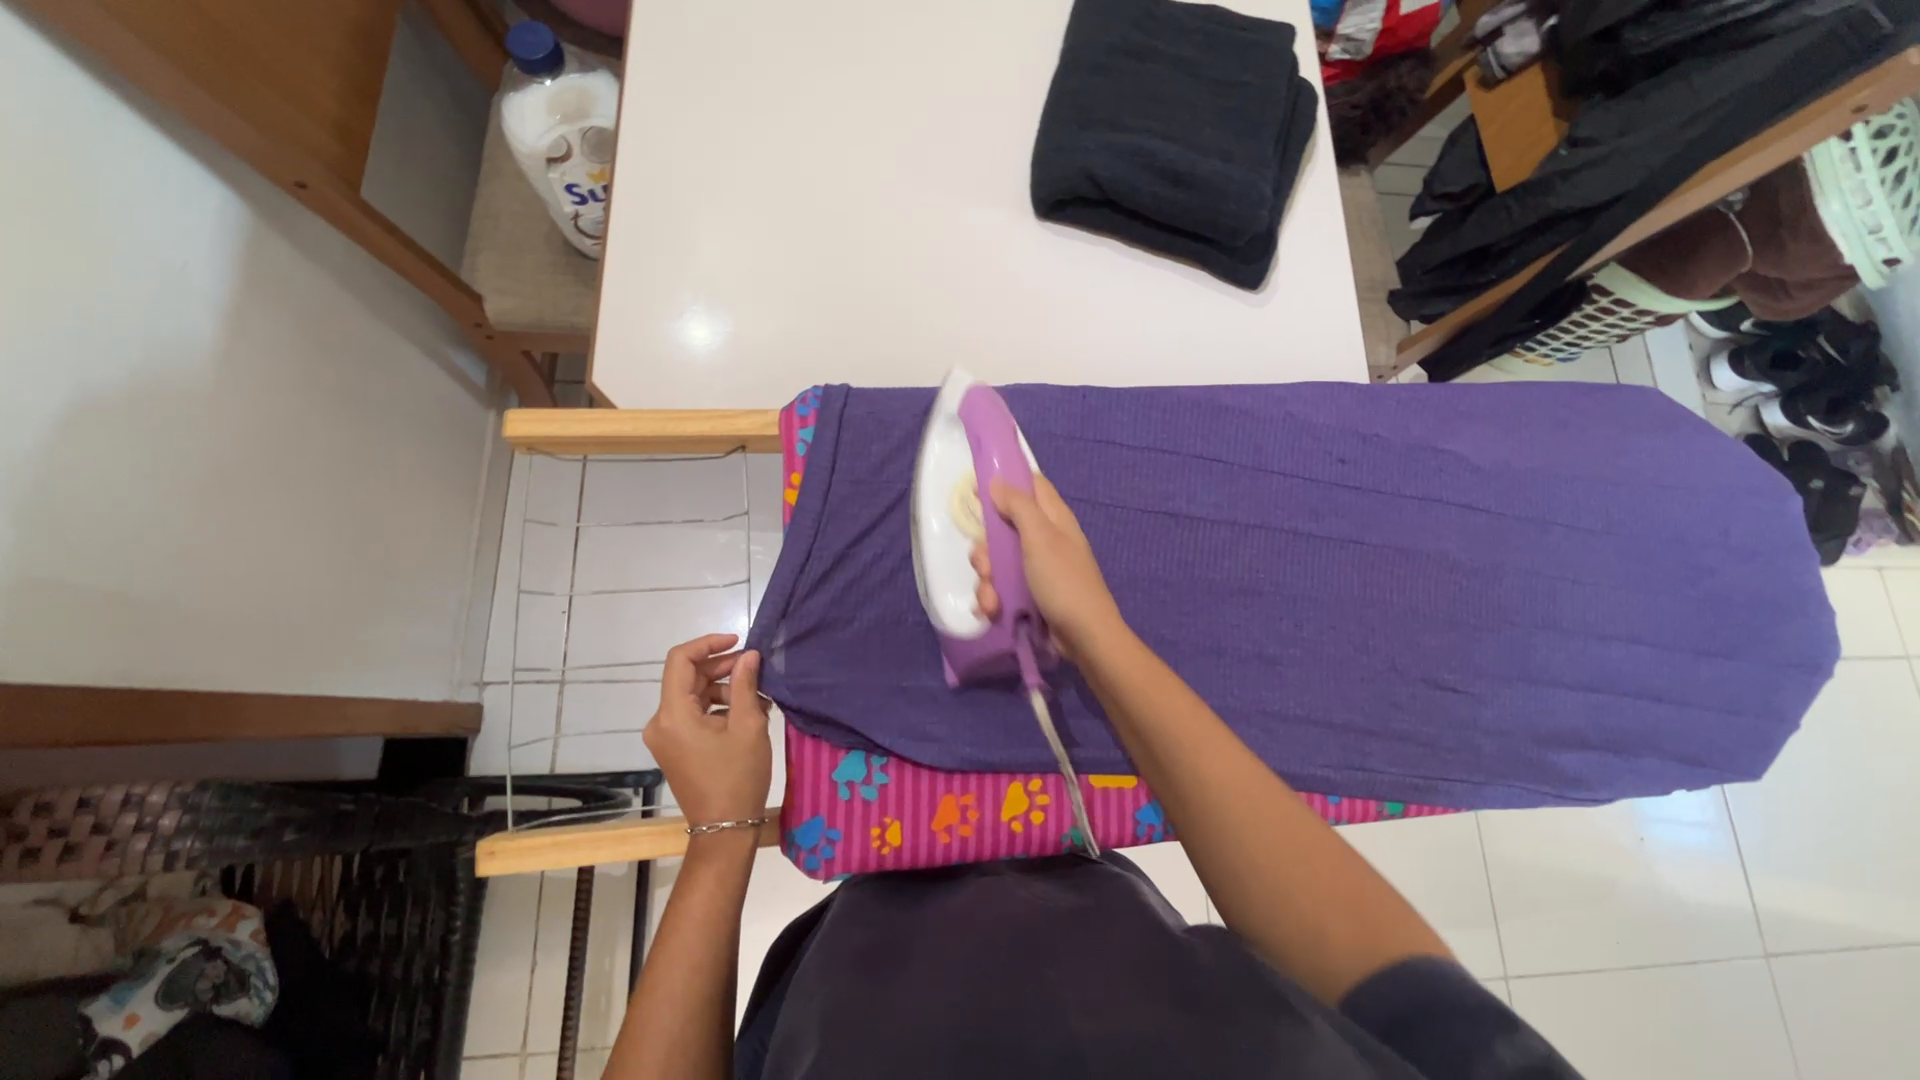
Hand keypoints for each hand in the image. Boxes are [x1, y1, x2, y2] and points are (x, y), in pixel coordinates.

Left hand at [643, 633, 771, 826]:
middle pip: (687, 678)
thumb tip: (748, 655)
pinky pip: (693, 715)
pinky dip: (717, 708)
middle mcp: (660, 722)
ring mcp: (665, 736)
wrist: (725, 828)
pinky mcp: (674, 747)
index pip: (680, 660)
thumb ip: (745, 684)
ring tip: (759, 698)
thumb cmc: (738, 776)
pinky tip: (747, 714)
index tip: (739, 642)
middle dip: (721, 668)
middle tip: (756, 669)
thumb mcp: (748, 726)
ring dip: (723, 689)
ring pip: (692, 696)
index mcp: (672, 714)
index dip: (709, 644)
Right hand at [972, 474, 1126, 658]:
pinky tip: (992, 612)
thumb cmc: (1063, 581)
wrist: (1083, 636)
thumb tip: (996, 482)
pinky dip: (992, 598)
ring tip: (992, 601)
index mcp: (1053, 518)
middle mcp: (1043, 539)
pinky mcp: (1028, 594)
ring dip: (987, 581)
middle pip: (1002, 527)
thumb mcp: (1041, 537)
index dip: (1005, 483)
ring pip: (996, 561)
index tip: (976, 491)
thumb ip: (1019, 506)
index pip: (1030, 485)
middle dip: (986, 549)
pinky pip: (1000, 588)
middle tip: (987, 566)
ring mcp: (1035, 568)